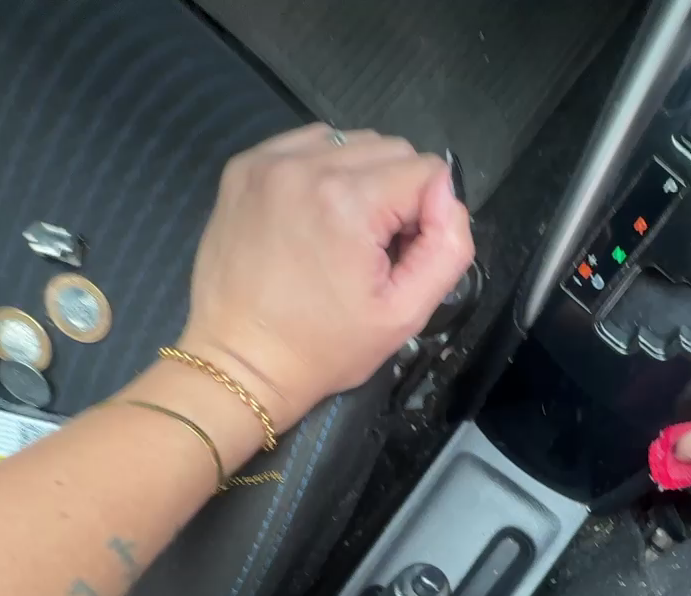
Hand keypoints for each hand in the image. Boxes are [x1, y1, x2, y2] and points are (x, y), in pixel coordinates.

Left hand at [179, 124, 473, 428]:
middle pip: (390, 148)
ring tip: (345, 233)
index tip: (402, 258)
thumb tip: (448, 193)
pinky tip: (316, 217)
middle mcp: (306, 165)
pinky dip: (325, 172)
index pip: (426, 171)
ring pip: (351, 141)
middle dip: (399, 194)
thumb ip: (447, 249)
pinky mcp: (244, 166)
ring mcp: (269, 160)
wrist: (242, 360)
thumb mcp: (406, 315)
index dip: (429, 216)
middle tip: (376, 250)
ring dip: (364, 179)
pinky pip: (309, 144)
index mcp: (349, 202)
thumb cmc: (327, 348)